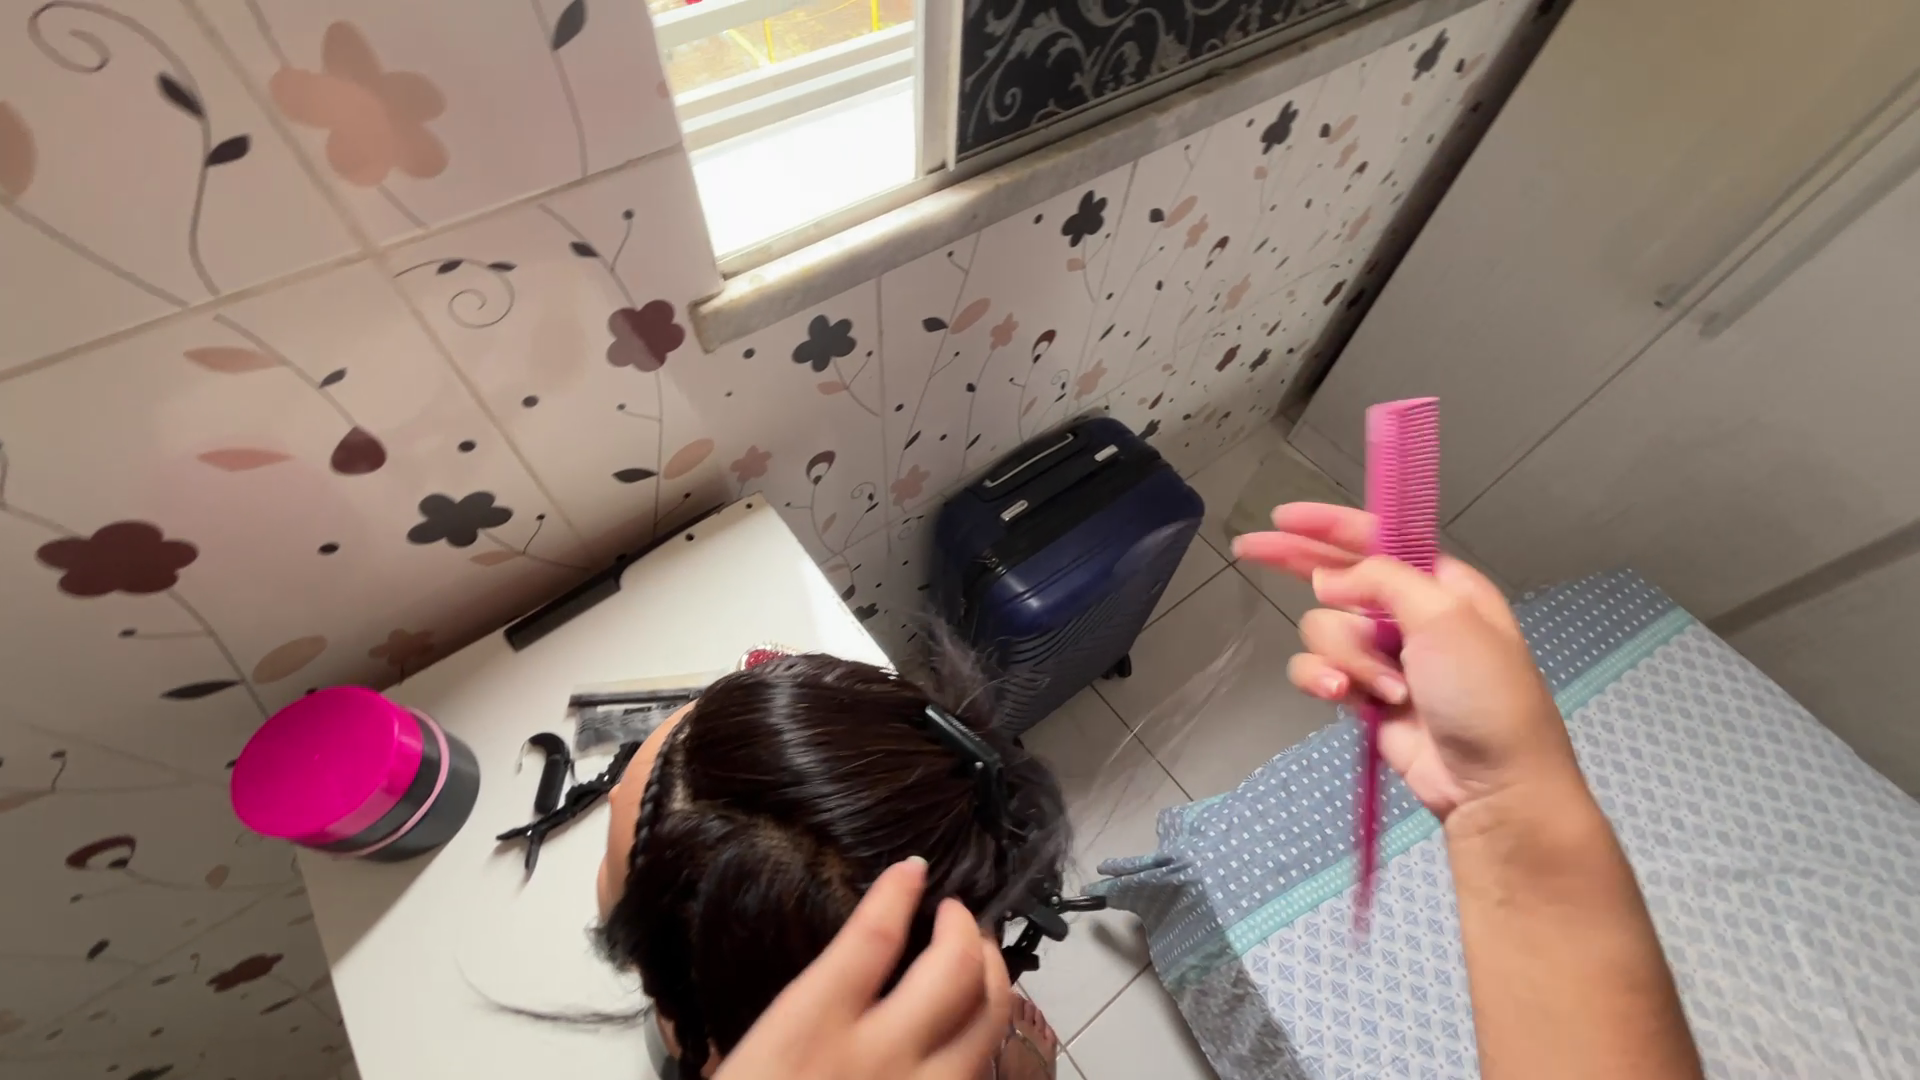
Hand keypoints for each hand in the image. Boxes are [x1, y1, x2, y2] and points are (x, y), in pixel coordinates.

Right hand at [714, 856, 1010, 1079]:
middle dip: (964, 926)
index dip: (899, 889)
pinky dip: (982, 1039)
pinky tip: (971, 1028)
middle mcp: (878, 1057)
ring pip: (986, 1020)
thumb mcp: (753, 1054)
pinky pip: (977, 1076)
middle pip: (953, 968)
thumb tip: (856, 960)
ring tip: (979, 958)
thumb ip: (810, 1006)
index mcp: (814, 1027)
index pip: (874, 933)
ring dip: (991, 976)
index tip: (913, 870)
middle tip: (955, 915)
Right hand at [1234, 503, 1581, 819]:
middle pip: (1333, 575)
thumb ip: (1382, 580)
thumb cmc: (1484, 694)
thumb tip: (1326, 579)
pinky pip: (1317, 669)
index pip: (1373, 539)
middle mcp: (1404, 612)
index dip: (1326, 525)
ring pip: (1322, 629)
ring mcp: (1379, 654)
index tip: (1282, 517)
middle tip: (1246, 547)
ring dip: (1344, 657)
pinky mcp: (1359, 691)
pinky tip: (1345, 699)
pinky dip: (1324, 681)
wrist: (1492, 783)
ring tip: (1384, 688)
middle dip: (1294, 563)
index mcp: (1436, 584)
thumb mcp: (1446, 618)